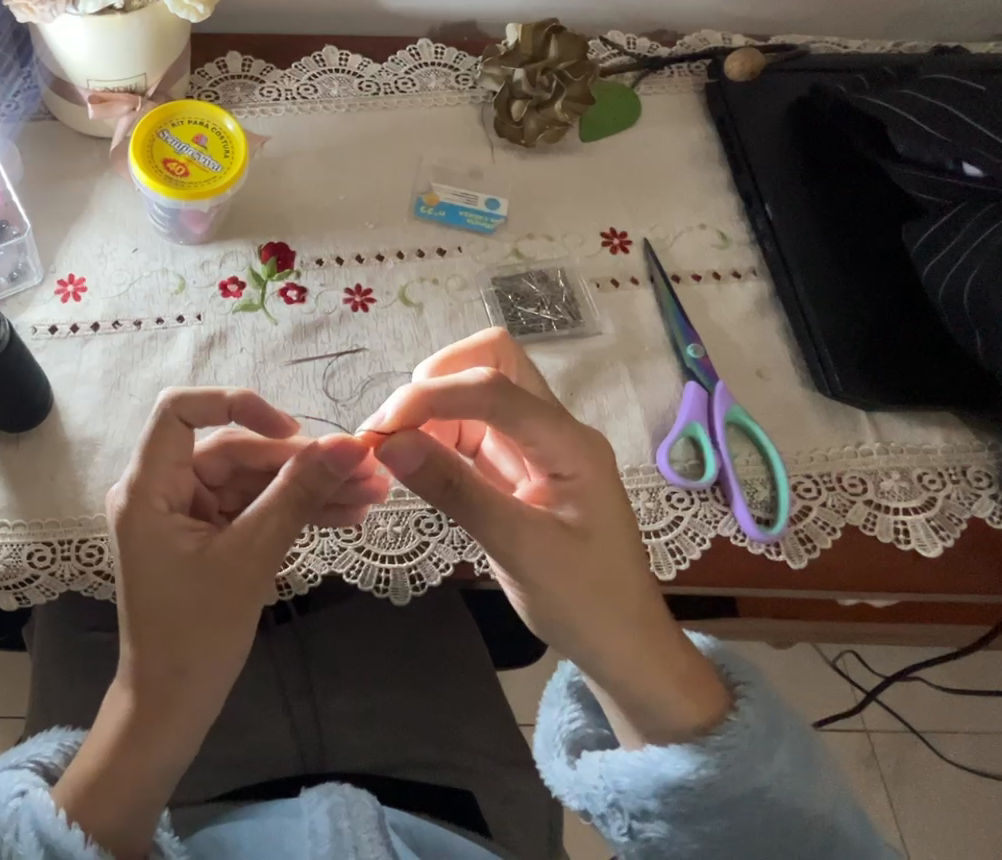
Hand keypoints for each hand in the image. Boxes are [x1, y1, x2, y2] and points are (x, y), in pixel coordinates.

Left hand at [53, 388, 383, 856]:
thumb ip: (296, 495)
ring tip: (371, 494)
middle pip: (233, 450)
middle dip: (299, 461)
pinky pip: (253, 508)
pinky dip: (293, 511)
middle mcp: (162, 490)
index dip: (235, 404)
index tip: (290, 431)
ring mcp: (187, 513)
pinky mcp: (208, 535)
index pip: (180, 411)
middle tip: (365, 470)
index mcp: (149, 487)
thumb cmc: (196, 635)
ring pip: (251, 480)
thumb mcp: (251, 559)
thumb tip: (348, 446)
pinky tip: (345, 515)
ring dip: (307, 487)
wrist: (173, 704)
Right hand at [361, 329, 731, 746]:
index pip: (492, 387)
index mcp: (568, 442)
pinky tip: (412, 461)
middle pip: (493, 359)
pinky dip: (434, 432)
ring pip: (475, 389)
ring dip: (429, 406)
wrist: (620, 642)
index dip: (430, 396)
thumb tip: (388, 444)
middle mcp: (553, 428)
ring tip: (390, 448)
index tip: (380, 431)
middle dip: (435, 378)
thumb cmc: (583, 600)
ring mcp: (534, 443)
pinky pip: (469, 426)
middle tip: (394, 426)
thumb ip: (453, 489)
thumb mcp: (517, 549)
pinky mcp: (515, 463)